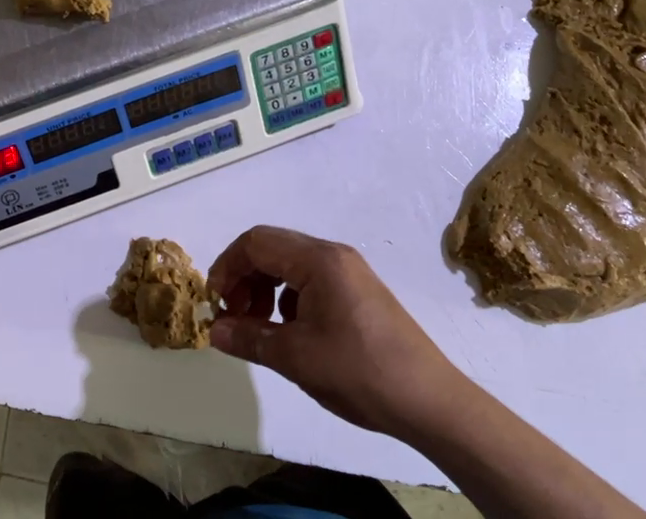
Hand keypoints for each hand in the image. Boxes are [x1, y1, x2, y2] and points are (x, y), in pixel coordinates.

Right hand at [208, 226, 469, 439]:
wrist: (430, 402)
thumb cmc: (359, 371)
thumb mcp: (295, 357)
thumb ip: (249, 338)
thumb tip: (215, 330)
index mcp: (318, 260)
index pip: (255, 243)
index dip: (227, 267)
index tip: (215, 302)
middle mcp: (334, 256)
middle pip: (272, 249)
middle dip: (244, 277)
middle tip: (233, 315)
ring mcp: (350, 273)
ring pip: (290, 265)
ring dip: (264, 288)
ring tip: (258, 326)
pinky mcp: (359, 293)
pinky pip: (311, 281)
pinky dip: (288, 299)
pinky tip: (290, 332)